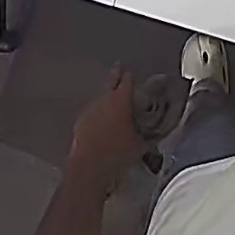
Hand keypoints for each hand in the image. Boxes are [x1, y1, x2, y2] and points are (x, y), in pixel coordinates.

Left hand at [65, 66, 143, 194]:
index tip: (132, 73)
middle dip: (116, 73)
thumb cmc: (118, 154)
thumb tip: (154, 133)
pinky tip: (102, 119)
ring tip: (113, 98)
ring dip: (107, 95)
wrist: (88, 168)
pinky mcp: (80, 121)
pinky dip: (98, 111)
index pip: (127, 81)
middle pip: (110, 80)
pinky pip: (93, 110)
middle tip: (119, 66)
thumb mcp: (140, 145)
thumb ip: (147, 135)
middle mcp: (104, 99)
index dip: (130, 76)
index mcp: (121, 100)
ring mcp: (90, 109)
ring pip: (100, 96)